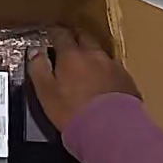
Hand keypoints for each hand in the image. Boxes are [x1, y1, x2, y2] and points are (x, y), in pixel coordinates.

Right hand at [26, 27, 140, 131]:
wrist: (111, 129)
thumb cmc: (73, 112)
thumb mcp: (46, 92)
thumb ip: (38, 69)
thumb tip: (35, 52)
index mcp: (72, 55)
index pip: (61, 35)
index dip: (54, 32)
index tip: (50, 34)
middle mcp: (94, 55)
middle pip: (84, 36)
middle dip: (75, 36)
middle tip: (68, 41)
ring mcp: (113, 66)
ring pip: (100, 52)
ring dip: (91, 54)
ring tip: (86, 63)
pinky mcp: (127, 79)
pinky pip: (113, 68)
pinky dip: (105, 70)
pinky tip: (103, 81)